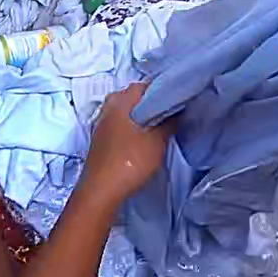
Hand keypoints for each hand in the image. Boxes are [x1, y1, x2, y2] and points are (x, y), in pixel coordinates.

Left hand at [74, 84, 170, 214]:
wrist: (101, 191)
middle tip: (169, 111)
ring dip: (139, 115)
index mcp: (118, 102)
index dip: (160, 89)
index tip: (176, 97)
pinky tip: (142, 137)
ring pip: (124, 111)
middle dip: (150, 102)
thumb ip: (169, 123)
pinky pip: (118, 124)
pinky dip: (131, 126)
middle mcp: (106, 109)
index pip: (142, 85)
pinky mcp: (100, 140)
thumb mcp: (156, 142)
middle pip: (131, 97)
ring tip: (158, 124)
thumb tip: (177, 110)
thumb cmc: (129, 162)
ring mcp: (100, 125)